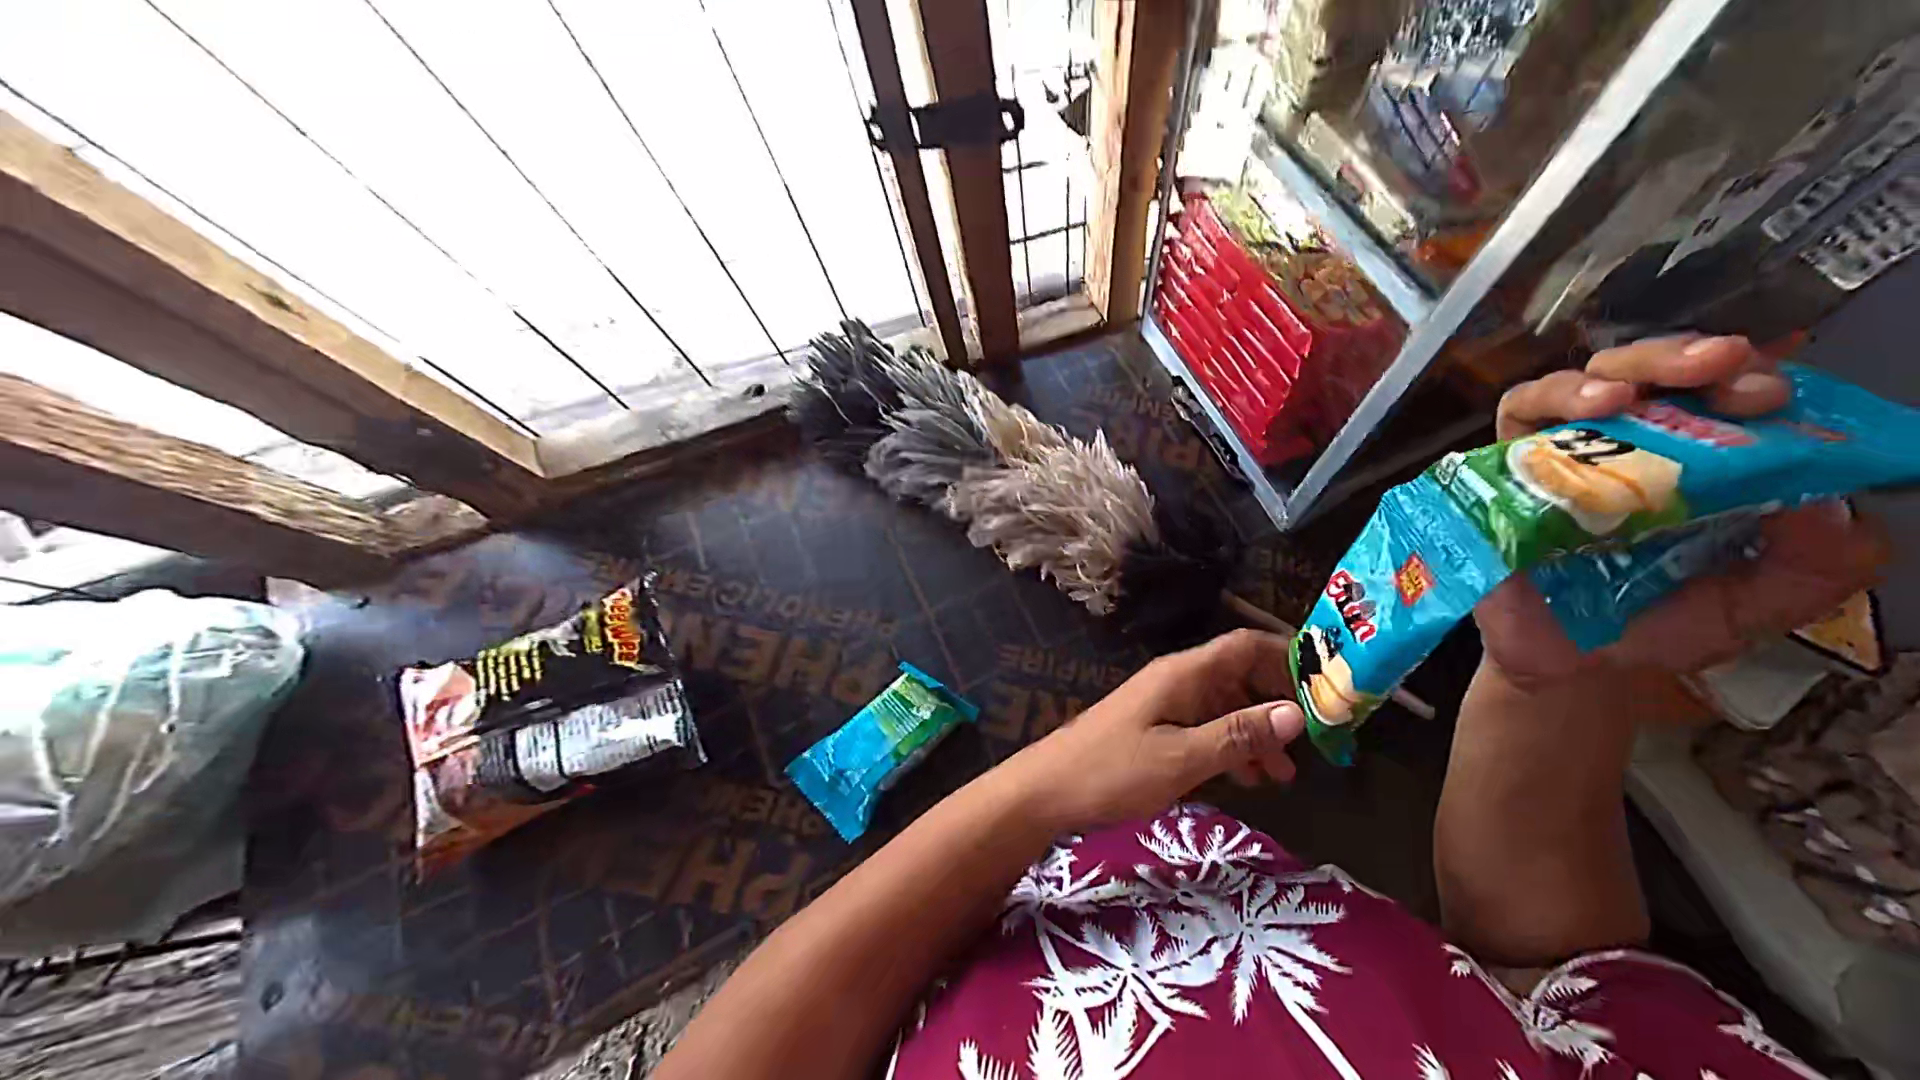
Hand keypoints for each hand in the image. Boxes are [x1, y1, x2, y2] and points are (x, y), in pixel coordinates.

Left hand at [995, 629, 1304, 832]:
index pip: (1244, 646)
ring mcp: (1166, 706)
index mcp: (1183, 675)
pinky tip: (1249, 780)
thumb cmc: (1113, 770)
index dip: (1288, 658)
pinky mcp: (1157, 731)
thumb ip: (1237, 735)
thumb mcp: (1181, 758)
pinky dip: (1232, 749)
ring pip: (1226, 707)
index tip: (1328, 689)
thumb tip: (1296, 713)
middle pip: (1241, 676)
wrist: (1048, 790)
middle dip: (1278, 704)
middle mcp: (1177, 682)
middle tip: (1316, 743)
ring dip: (1257, 734)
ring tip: (1285, 775)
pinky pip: (1206, 730)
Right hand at [1476, 334, 1887, 684]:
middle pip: (1642, 373)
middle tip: (1717, 367)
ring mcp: (1555, 460)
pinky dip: (1544, 402)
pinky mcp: (1501, 475)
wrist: (1569, 667)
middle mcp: (1623, 449)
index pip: (1715, 395)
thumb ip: (1819, 563)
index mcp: (1694, 464)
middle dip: (1677, 357)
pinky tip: (1580, 409)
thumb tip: (1826, 505)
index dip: (1743, 377)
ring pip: (1571, 385)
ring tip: (1625, 392)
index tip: (1768, 393)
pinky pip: (1512, 419)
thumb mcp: (1765, 602)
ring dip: (1607, 374)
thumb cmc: (1658, 628)